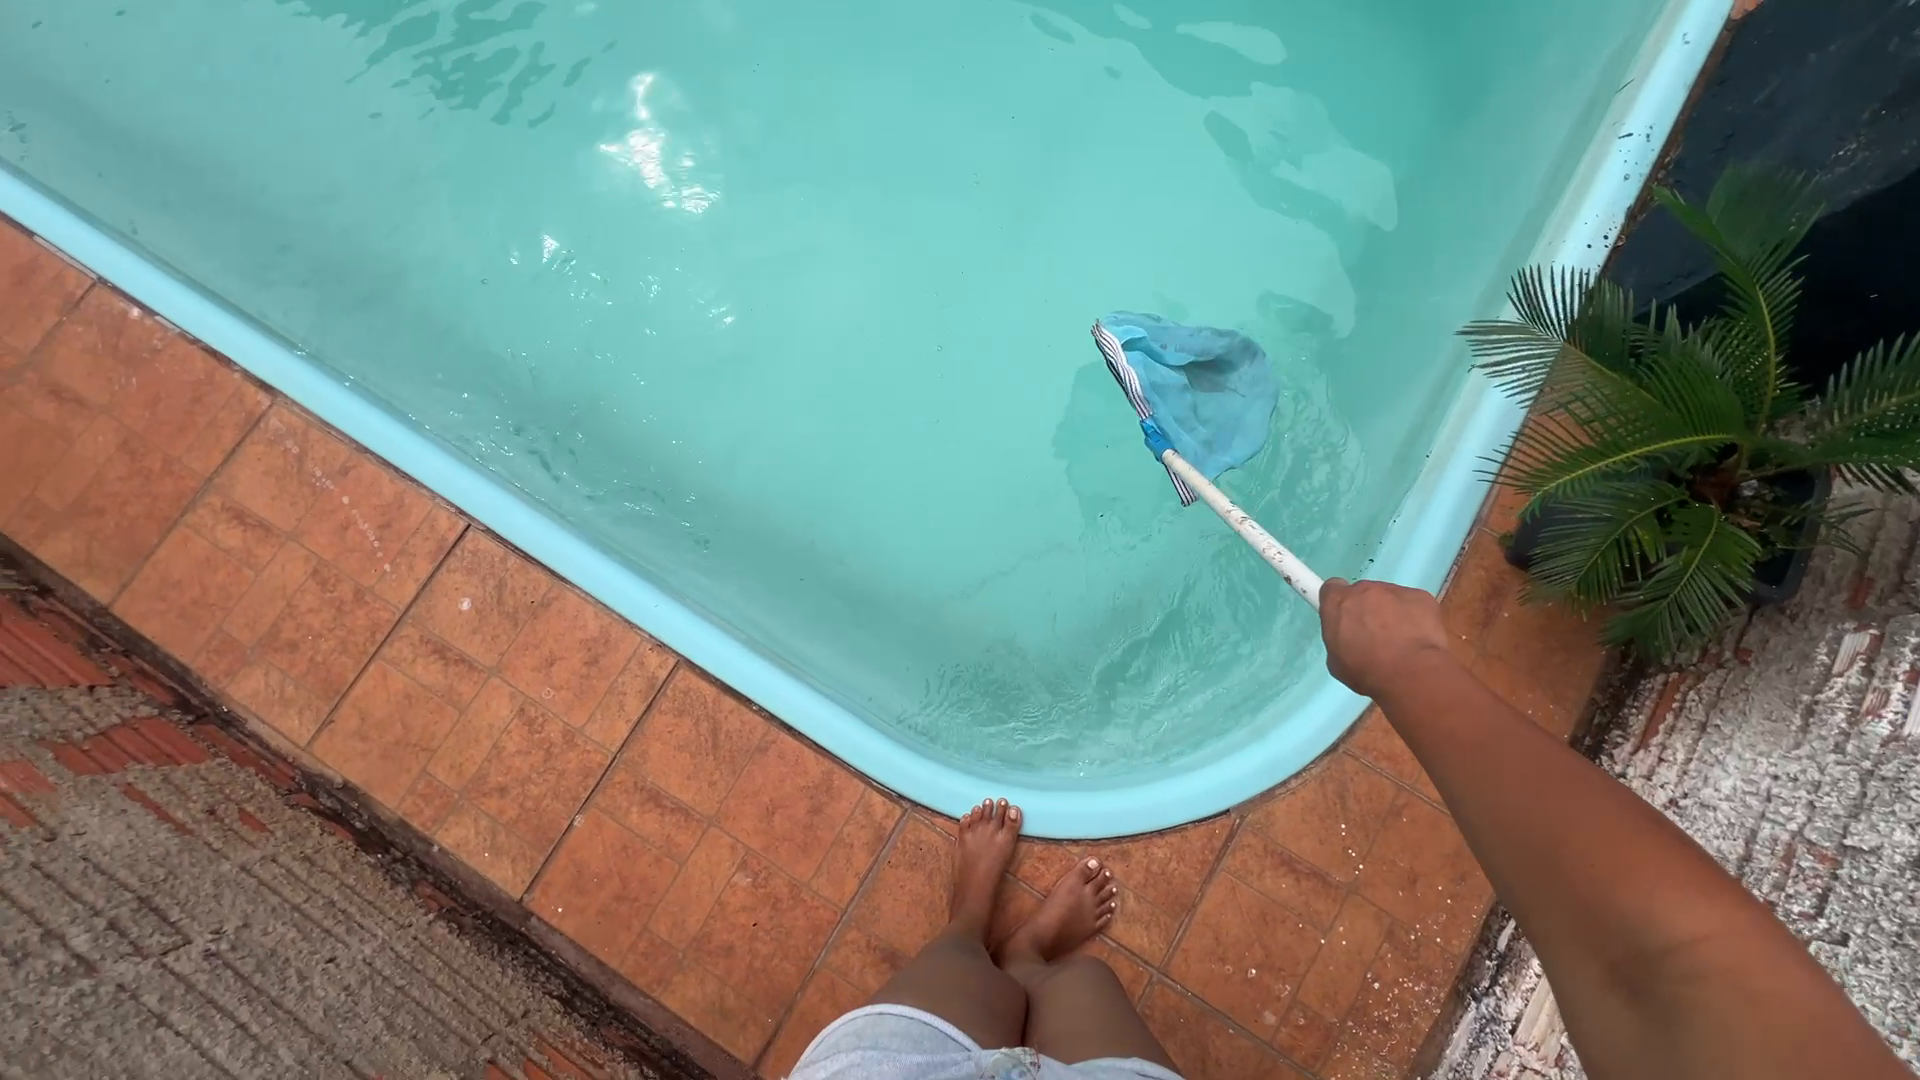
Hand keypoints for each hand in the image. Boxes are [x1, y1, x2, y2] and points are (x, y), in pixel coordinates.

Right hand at [1318, 578, 1455, 699]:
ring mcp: (1396, 591)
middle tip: (1374, 636)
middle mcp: (1364, 589)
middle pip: (1363, 594)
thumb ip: (1339, 638)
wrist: (1413, 674)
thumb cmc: (1367, 671)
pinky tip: (1419, 639)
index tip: (1344, 617)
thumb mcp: (1336, 660)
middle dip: (1367, 610)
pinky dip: (1416, 617)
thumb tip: (1348, 637)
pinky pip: (1415, 604)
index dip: (1338, 603)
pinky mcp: (1422, 598)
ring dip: (1392, 614)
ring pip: (1391, 599)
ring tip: (1401, 642)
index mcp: (1337, 602)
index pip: (1332, 589)